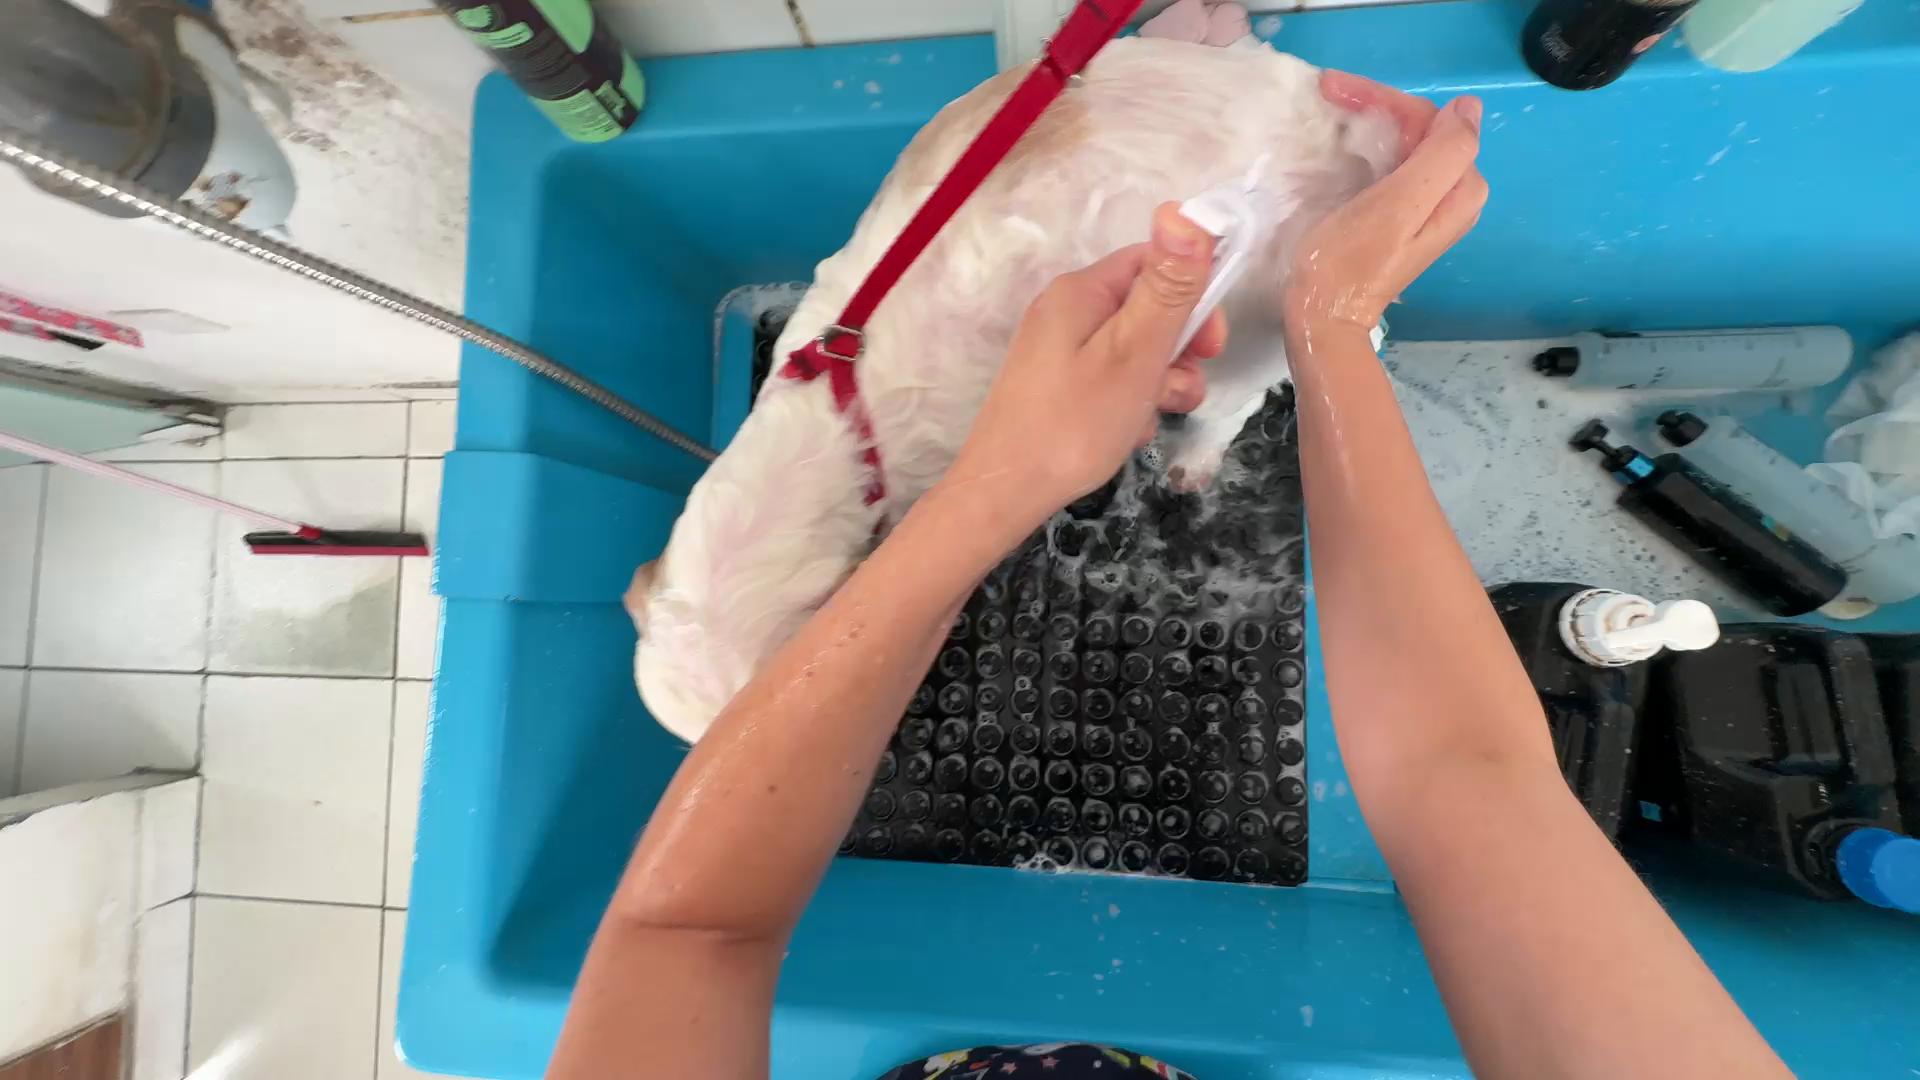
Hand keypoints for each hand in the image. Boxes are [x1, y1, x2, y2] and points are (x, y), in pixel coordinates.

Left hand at [940, 203, 1226, 532]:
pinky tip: (1122, 434)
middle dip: (1175, 353)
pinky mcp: (1054, 389)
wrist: (1004, 492)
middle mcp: (1064, 314)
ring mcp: (1057, 354)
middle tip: (1177, 393)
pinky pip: (1108, 384)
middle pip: (1146, 312)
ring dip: (1155, 386)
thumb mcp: (1133, 353)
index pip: (1154, 264)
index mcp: (1080, 292)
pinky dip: (1126, 406)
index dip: (1193, 298)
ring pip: (1132, 355)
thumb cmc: (1074, 423)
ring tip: (1145, 420)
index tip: (1211, 347)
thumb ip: (1166, 288)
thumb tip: (1184, 209)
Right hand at [1285, 71, 1486, 338]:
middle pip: (1419, 134)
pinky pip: (1389, 174)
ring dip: (1369, 132)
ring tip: (1331, 122)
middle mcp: (1451, 198)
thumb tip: (1465, 111)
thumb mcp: (1399, 205)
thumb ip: (1444, 153)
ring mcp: (1423, 213)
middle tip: (1329, 100)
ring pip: (1403, 151)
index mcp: (1460, 190)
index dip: (1385, 102)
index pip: (1432, 122)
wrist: (1321, 322)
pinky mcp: (1394, 225)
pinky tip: (1341, 157)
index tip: (1335, 93)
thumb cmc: (1348, 265)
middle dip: (1377, 114)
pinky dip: (1365, 158)